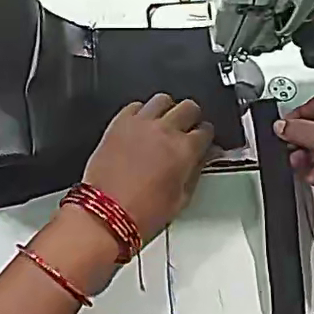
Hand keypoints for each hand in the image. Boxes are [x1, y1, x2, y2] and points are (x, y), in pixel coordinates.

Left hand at [82, 93, 215, 243]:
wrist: (106, 214)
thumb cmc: (141, 212)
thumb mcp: (181, 198)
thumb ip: (196, 170)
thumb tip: (204, 158)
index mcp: (185, 150)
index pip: (206, 130)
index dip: (206, 137)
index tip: (203, 142)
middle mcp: (164, 131)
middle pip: (188, 107)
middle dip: (192, 117)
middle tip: (187, 129)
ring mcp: (140, 124)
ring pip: (162, 100)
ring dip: (167, 109)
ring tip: (164, 123)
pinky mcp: (118, 124)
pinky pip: (134, 106)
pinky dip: (141, 112)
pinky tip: (141, 124)